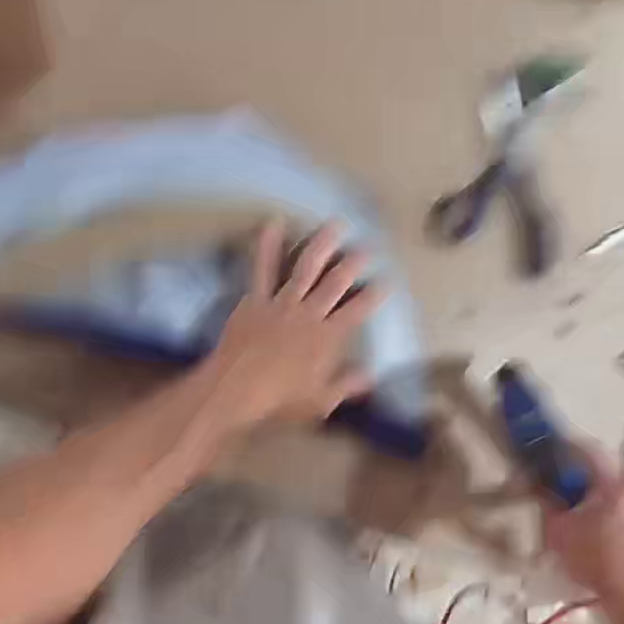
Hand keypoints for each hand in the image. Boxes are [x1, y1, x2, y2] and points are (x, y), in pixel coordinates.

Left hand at [200, 220, 386, 426]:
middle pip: (337, 281)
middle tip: (367, 246)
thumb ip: (347, 385)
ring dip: (322, 243)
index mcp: (328, 337)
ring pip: (307, 266)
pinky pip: (263, 268)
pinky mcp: (256, 299)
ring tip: (336, 223)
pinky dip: (268, 244)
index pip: (358, 310)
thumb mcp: (320, 400)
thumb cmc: (279, 400)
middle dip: (355, 262)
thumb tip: (371, 375)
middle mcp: (309, 313)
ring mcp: (282, 302)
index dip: (375, 294)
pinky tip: (273, 222)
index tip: (388, 281)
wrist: (236, 389)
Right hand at [542, 445, 623, 623]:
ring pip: (620, 491)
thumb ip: (549, 502)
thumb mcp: (559, 532)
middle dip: (584, 478)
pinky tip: (601, 530)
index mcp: (617, 484)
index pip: (590, 451)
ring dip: (600, 496)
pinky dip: (615, 511)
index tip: (551, 448)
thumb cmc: (596, 564)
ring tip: (581, 512)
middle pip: (606, 472)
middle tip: (564, 486)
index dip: (567, 446)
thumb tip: (540, 483)